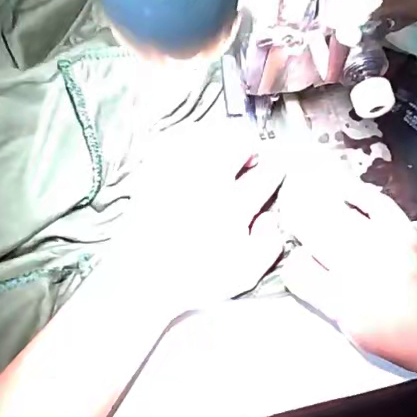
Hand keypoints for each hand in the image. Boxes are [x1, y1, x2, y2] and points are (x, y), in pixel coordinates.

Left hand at [99, 124, 285, 319]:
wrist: (139, 280)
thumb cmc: (194, 278)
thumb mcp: (245, 272)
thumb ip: (268, 245)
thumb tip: (272, 221)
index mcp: (235, 204)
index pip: (266, 174)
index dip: (276, 167)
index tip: (278, 167)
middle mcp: (208, 182)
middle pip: (236, 142)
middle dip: (250, 145)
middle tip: (252, 155)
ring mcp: (178, 174)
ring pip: (206, 137)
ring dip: (221, 138)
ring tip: (225, 148)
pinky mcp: (152, 175)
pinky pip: (174, 144)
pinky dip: (188, 140)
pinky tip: (192, 149)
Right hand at [278, 166, 416, 377]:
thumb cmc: (412, 340)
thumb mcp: (359, 334)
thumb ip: (328, 302)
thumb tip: (307, 275)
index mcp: (346, 304)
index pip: (300, 272)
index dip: (290, 262)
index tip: (288, 257)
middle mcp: (362, 271)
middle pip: (314, 235)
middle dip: (295, 224)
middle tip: (285, 215)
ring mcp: (385, 246)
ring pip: (337, 216)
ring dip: (315, 204)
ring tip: (300, 195)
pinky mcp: (405, 232)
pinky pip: (374, 202)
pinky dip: (355, 192)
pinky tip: (342, 189)